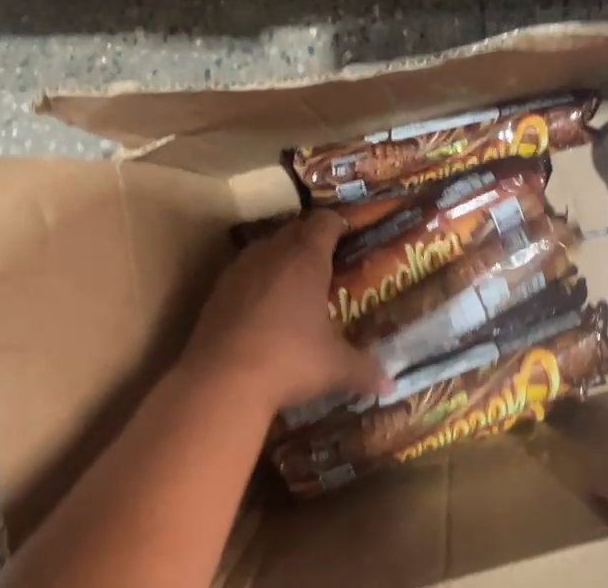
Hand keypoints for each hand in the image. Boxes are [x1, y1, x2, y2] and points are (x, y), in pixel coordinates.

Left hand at [181, 209, 389, 410]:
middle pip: (295, 229)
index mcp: (307, 258)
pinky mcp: (217, 290)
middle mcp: (273, 253)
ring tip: (295, 285)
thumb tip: (390, 385)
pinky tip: (262, 309)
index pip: (326, 221)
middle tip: (327, 263)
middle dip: (311, 240)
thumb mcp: (333, 367)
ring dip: (282, 258)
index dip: (338, 225)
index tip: (348, 237)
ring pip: (266, 248)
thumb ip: (363, 370)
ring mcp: (240, 269)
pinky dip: (257, 280)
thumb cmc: (288, 361)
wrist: (220, 381)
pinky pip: (244, 271)